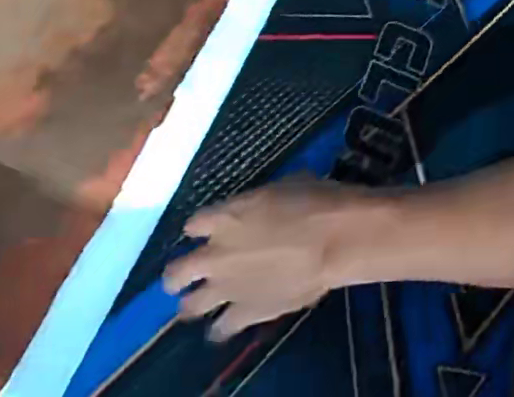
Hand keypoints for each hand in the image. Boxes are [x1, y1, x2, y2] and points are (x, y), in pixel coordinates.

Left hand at [165, 178, 366, 340]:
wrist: (338, 238)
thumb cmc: (319, 201)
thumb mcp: (289, 186)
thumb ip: (264, 202)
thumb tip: (266, 208)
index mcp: (226, 217)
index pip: (193, 224)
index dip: (204, 226)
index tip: (215, 227)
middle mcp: (215, 255)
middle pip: (175, 273)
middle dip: (181, 274)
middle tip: (198, 271)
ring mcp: (226, 288)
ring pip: (188, 307)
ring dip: (196, 302)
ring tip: (209, 299)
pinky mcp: (244, 313)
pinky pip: (221, 328)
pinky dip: (224, 325)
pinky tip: (232, 320)